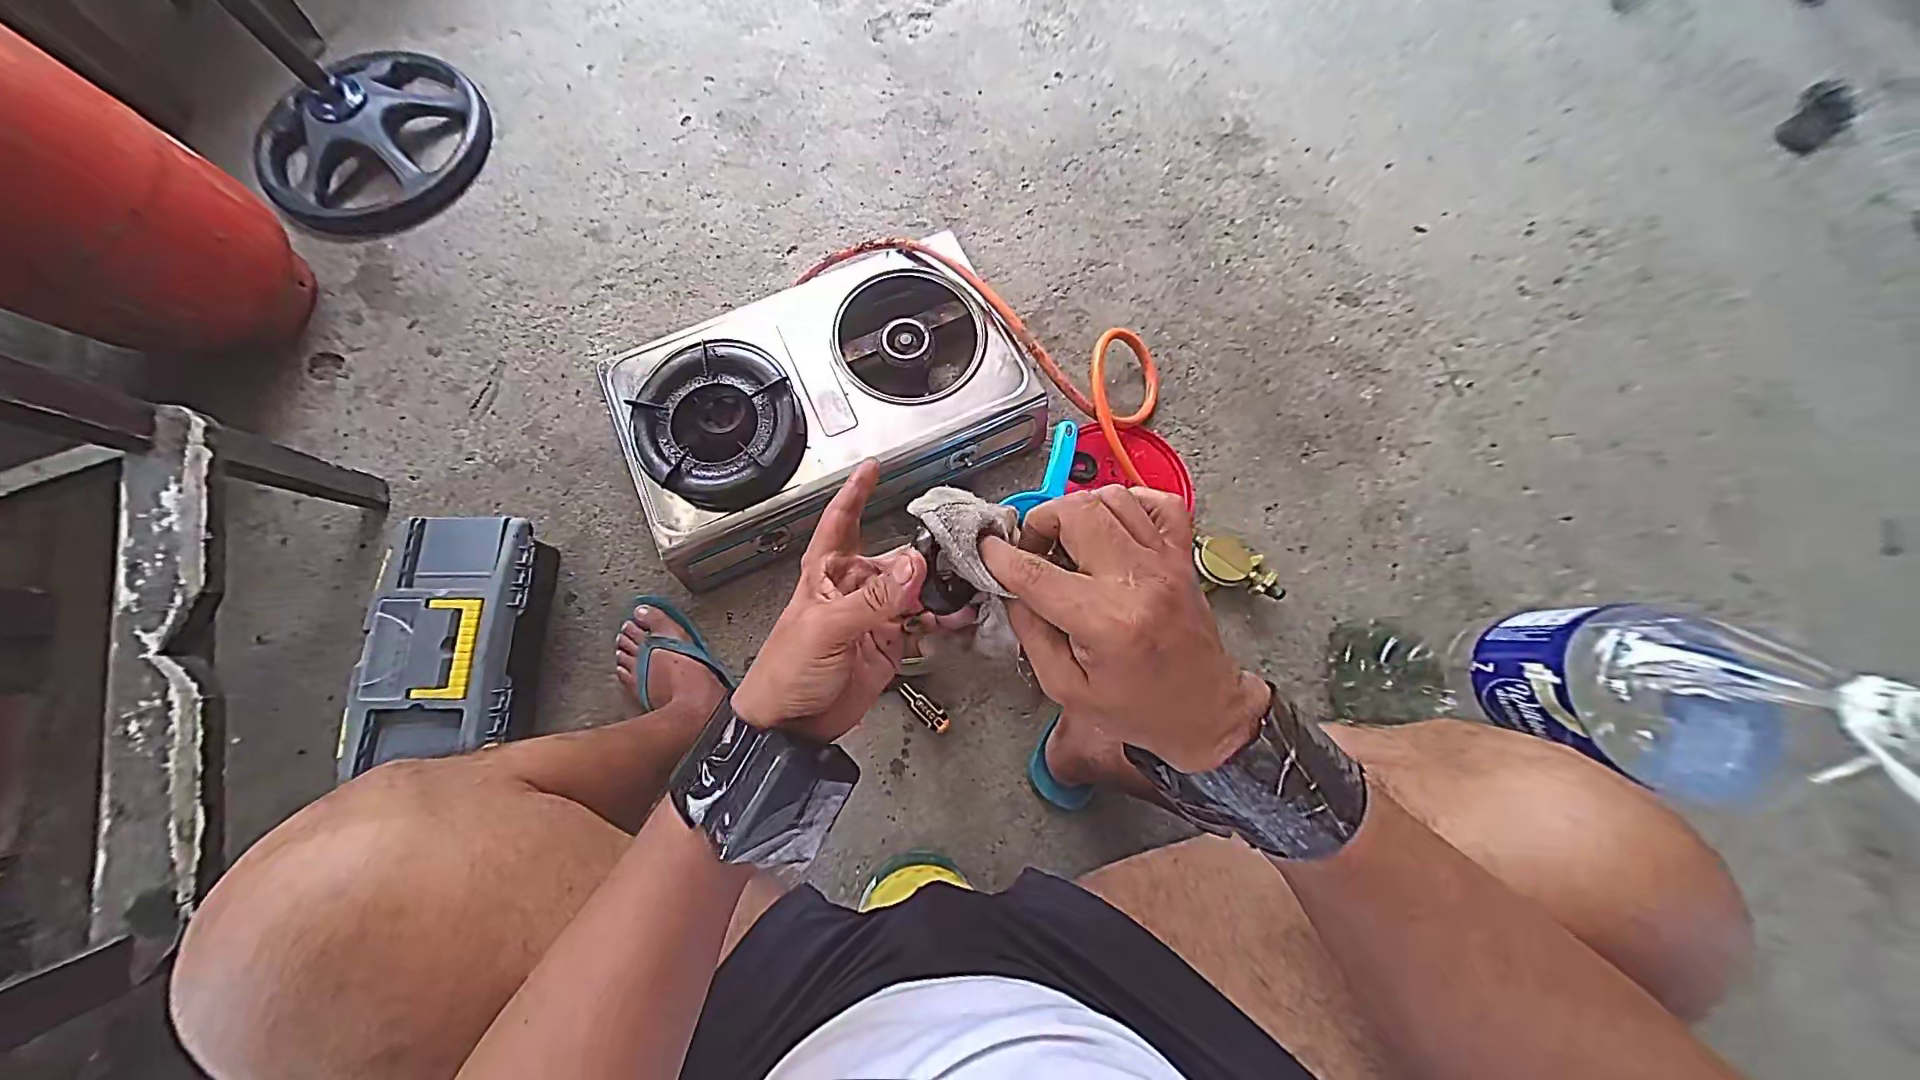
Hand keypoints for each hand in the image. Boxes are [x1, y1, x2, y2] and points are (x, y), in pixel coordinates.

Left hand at [732, 460, 927, 740]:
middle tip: (950, 551)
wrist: (790, 726)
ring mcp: (873, 616)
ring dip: (937, 588)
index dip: (856, 493)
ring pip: (913, 590)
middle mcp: (852, 590)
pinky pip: (922, 623)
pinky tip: (954, 616)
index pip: (841, 522)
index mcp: (826, 575)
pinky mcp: (889, 643)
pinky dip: (941, 619)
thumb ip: (872, 599)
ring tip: (958, 586)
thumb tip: (912, 566)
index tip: (872, 468)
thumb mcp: (825, 628)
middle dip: (921, 553)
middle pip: (893, 557)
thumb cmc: (783, 672)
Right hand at [981, 486, 1268, 771]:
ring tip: (1067, 541)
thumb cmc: (1140, 708)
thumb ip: (1030, 632)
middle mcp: (1138, 581)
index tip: (987, 549)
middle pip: (1075, 512)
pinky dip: (1128, 501)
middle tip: (1031, 549)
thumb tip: (1011, 588)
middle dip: (1039, 523)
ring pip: (1111, 497)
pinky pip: (1157, 501)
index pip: (1036, 572)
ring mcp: (1164, 562)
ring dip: (1077, 511)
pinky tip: (1110, 525)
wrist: (1204, 710)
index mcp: (1106, 622)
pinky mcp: (1181, 556)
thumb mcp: (1065, 686)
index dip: (1001, 556)